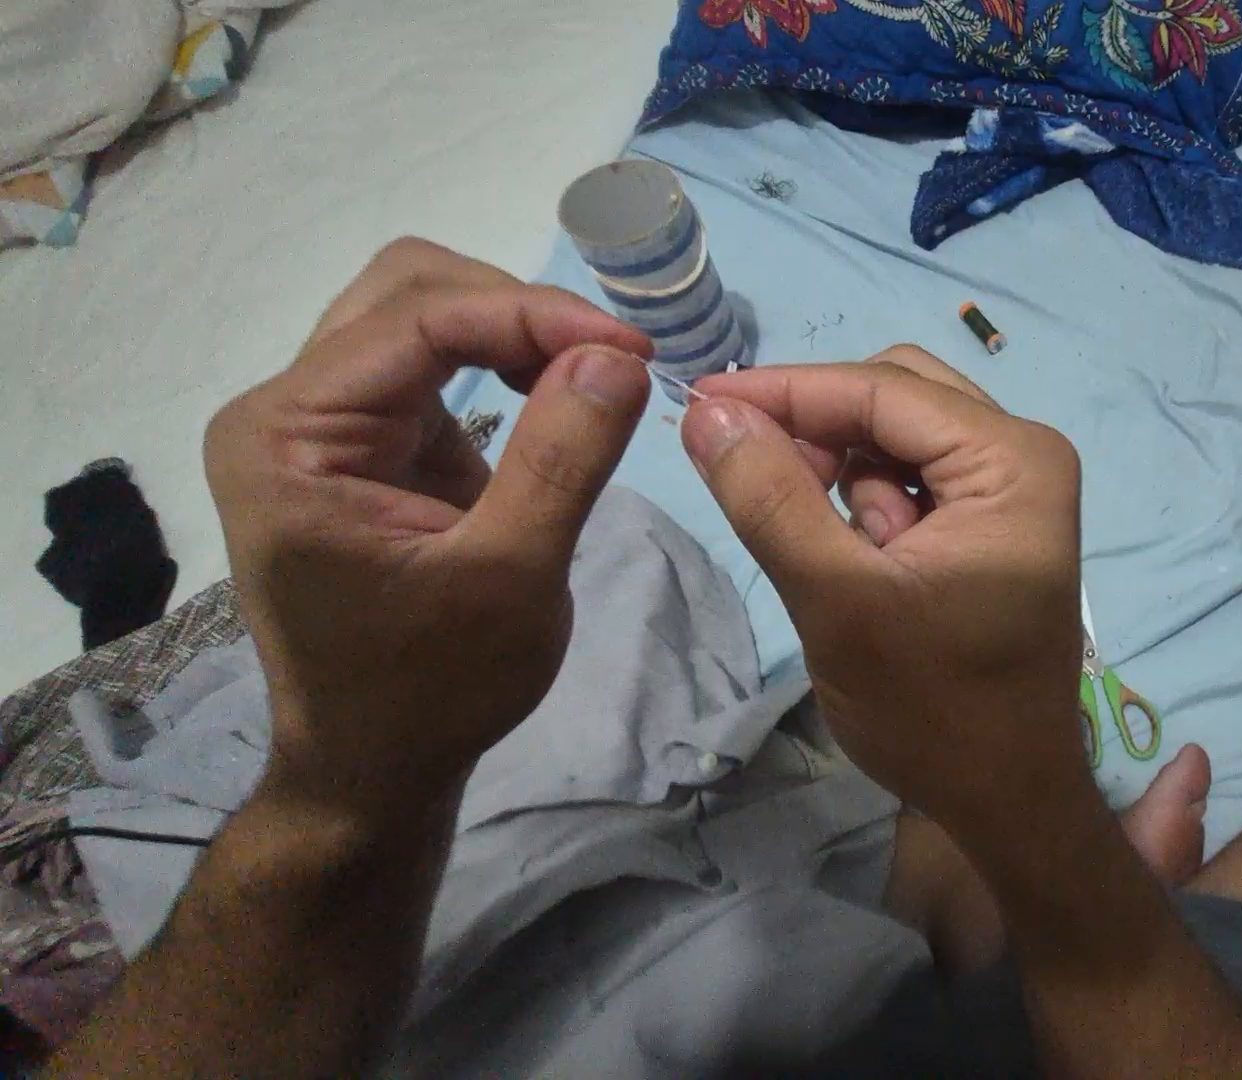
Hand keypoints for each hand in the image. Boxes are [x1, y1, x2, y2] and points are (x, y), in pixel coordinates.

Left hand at [203, 238, 654, 815]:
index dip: (536, 317)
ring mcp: (330, 429)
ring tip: (591, 379)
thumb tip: (619, 357)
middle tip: (610, 359)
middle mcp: (292, 412)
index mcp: (292, 435)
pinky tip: (555, 402)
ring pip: (422, 320)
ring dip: (516, 334)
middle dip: (519, 310)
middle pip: (406, 294)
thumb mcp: (513, 575)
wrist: (382, 760)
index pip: (418, 320)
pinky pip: (439, 372)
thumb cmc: (437, 685)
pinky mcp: (374, 451)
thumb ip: (563, 459)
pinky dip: (508, 368)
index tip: (636, 350)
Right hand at [680, 347, 1088, 846]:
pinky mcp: (995, 524)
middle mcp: (1026, 456)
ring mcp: (1015, 490)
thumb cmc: (935, 712)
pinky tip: (867, 563)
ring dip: (848, 480)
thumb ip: (771, 497)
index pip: (883, 389)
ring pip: (900, 438)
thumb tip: (709, 409)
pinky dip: (871, 508)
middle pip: (897, 398)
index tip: (697, 399)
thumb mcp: (838, 601)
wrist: (1005, 798)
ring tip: (840, 556)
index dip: (785, 390)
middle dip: (821, 433)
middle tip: (756, 479)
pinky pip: (914, 481)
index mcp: (1014, 461)